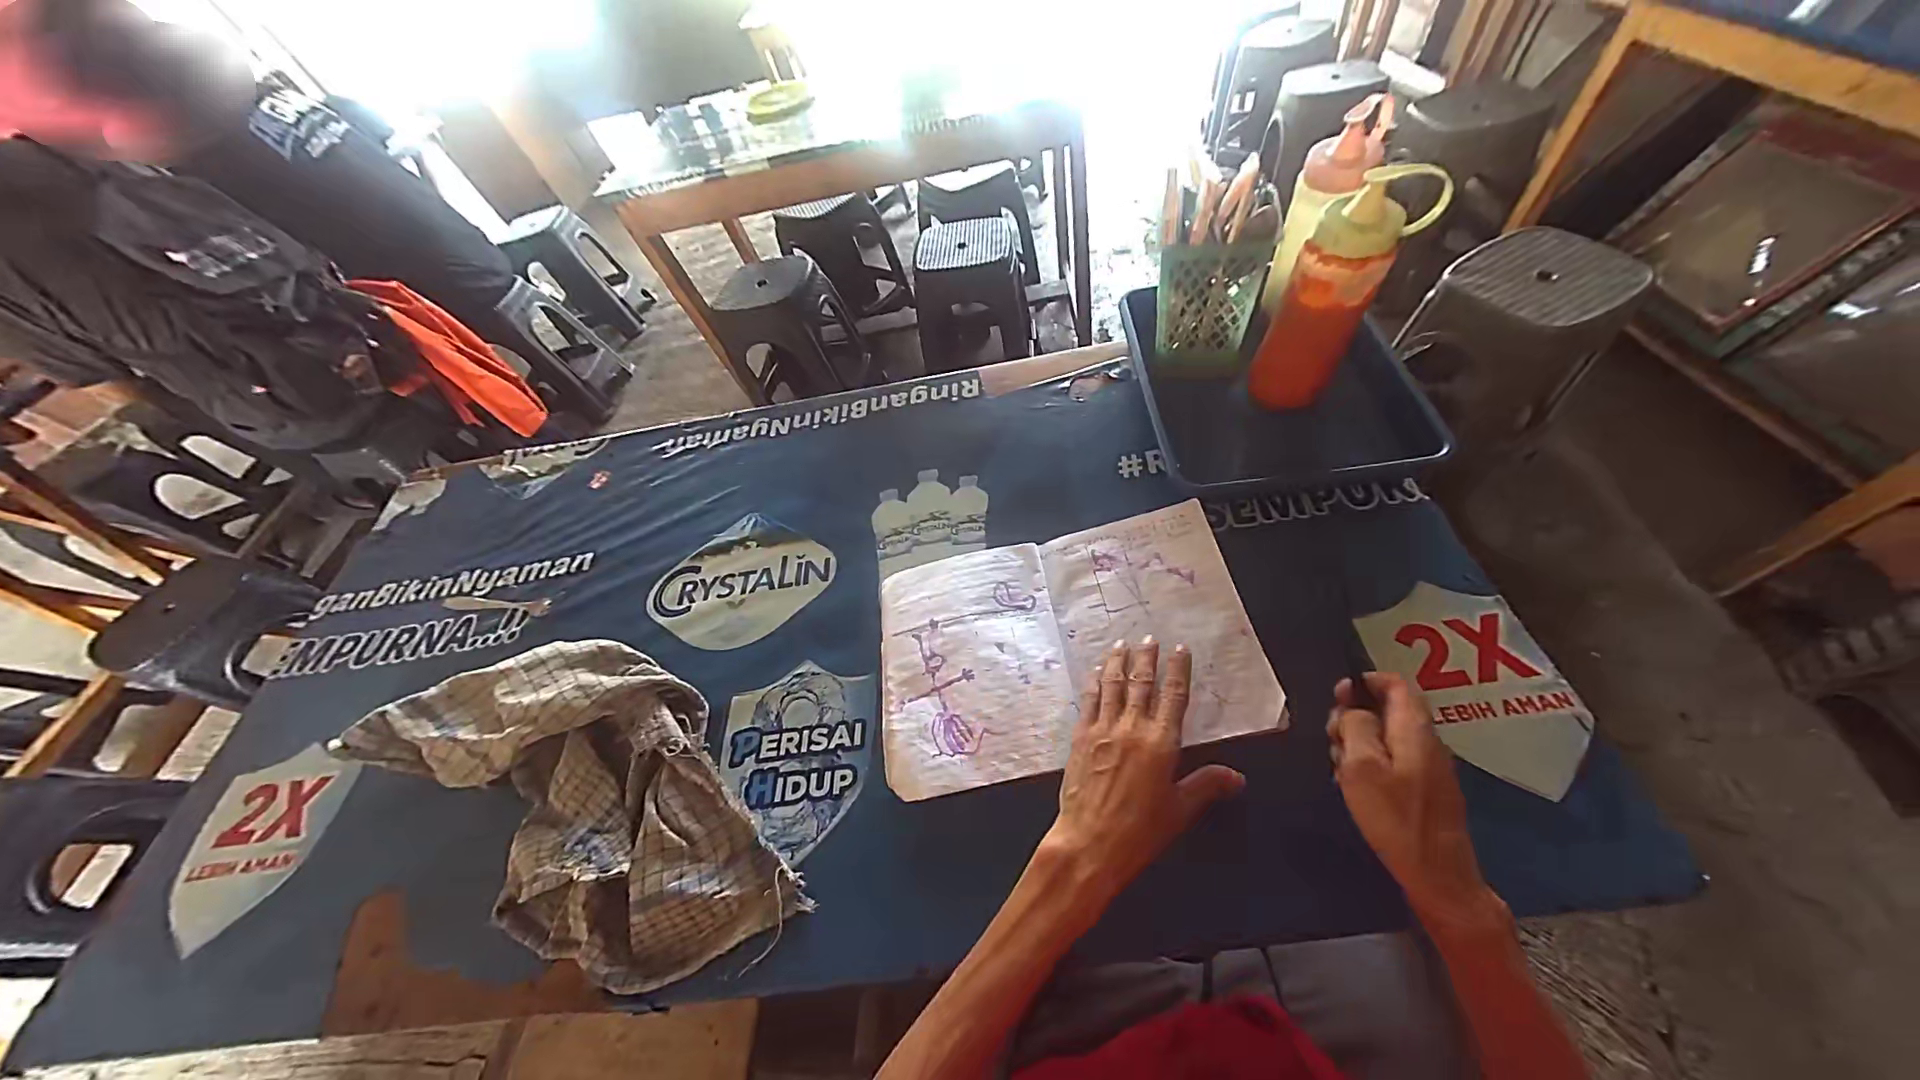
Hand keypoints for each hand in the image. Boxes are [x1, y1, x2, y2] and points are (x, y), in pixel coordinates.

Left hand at [1038, 639, 1245, 911]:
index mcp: (1162, 743)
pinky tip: (1094, 673)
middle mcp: (1132, 728)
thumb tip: (1236, 777)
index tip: (1179, 650)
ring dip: (1117, 663)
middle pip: (1141, 683)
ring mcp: (1103, 730)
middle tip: (1149, 638)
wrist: (1090, 841)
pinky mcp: (1081, 737)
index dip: (1178, 670)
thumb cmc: (1140, 831)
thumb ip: (1207, 786)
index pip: (1174, 696)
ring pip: (1112, 686)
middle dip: (1146, 658)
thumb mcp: (1180, 810)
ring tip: (1121, 645)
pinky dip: (1093, 684)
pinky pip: (1089, 701)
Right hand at [1328, 672, 1499, 928]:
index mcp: (1415, 731)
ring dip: (1358, 743)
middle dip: (1354, 716)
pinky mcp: (1425, 790)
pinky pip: (1392, 761)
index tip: (1338, 696)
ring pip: (1386, 737)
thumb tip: (1353, 708)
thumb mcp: (1361, 766)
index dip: (1365, 681)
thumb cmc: (1394, 817)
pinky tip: (1354, 786)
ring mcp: (1429, 767)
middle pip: (1388, 710)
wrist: (1437, 875)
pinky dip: (1369, 764)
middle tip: (1332, 738)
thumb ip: (1355, 727)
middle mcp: (1427, 742)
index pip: (1396, 684)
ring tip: (1339, 767)